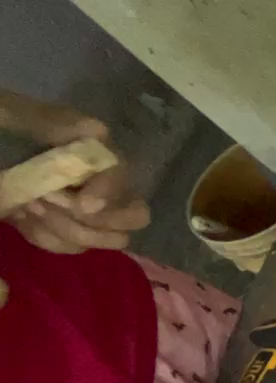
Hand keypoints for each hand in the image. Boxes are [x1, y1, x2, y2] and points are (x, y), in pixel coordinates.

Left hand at [3, 105, 148, 253]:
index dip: (111, 193)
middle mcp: (97, 183)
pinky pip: (76, 248)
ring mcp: (84, 211)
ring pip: (113, 238)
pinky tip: (22, 219)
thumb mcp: (5, 115)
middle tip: (53, 206)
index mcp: (85, 150)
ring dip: (68, 230)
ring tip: (28, 207)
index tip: (83, 206)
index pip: (123, 175)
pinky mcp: (64, 229)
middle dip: (101, 221)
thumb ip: (46, 120)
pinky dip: (48, 238)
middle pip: (136, 215)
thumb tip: (96, 130)